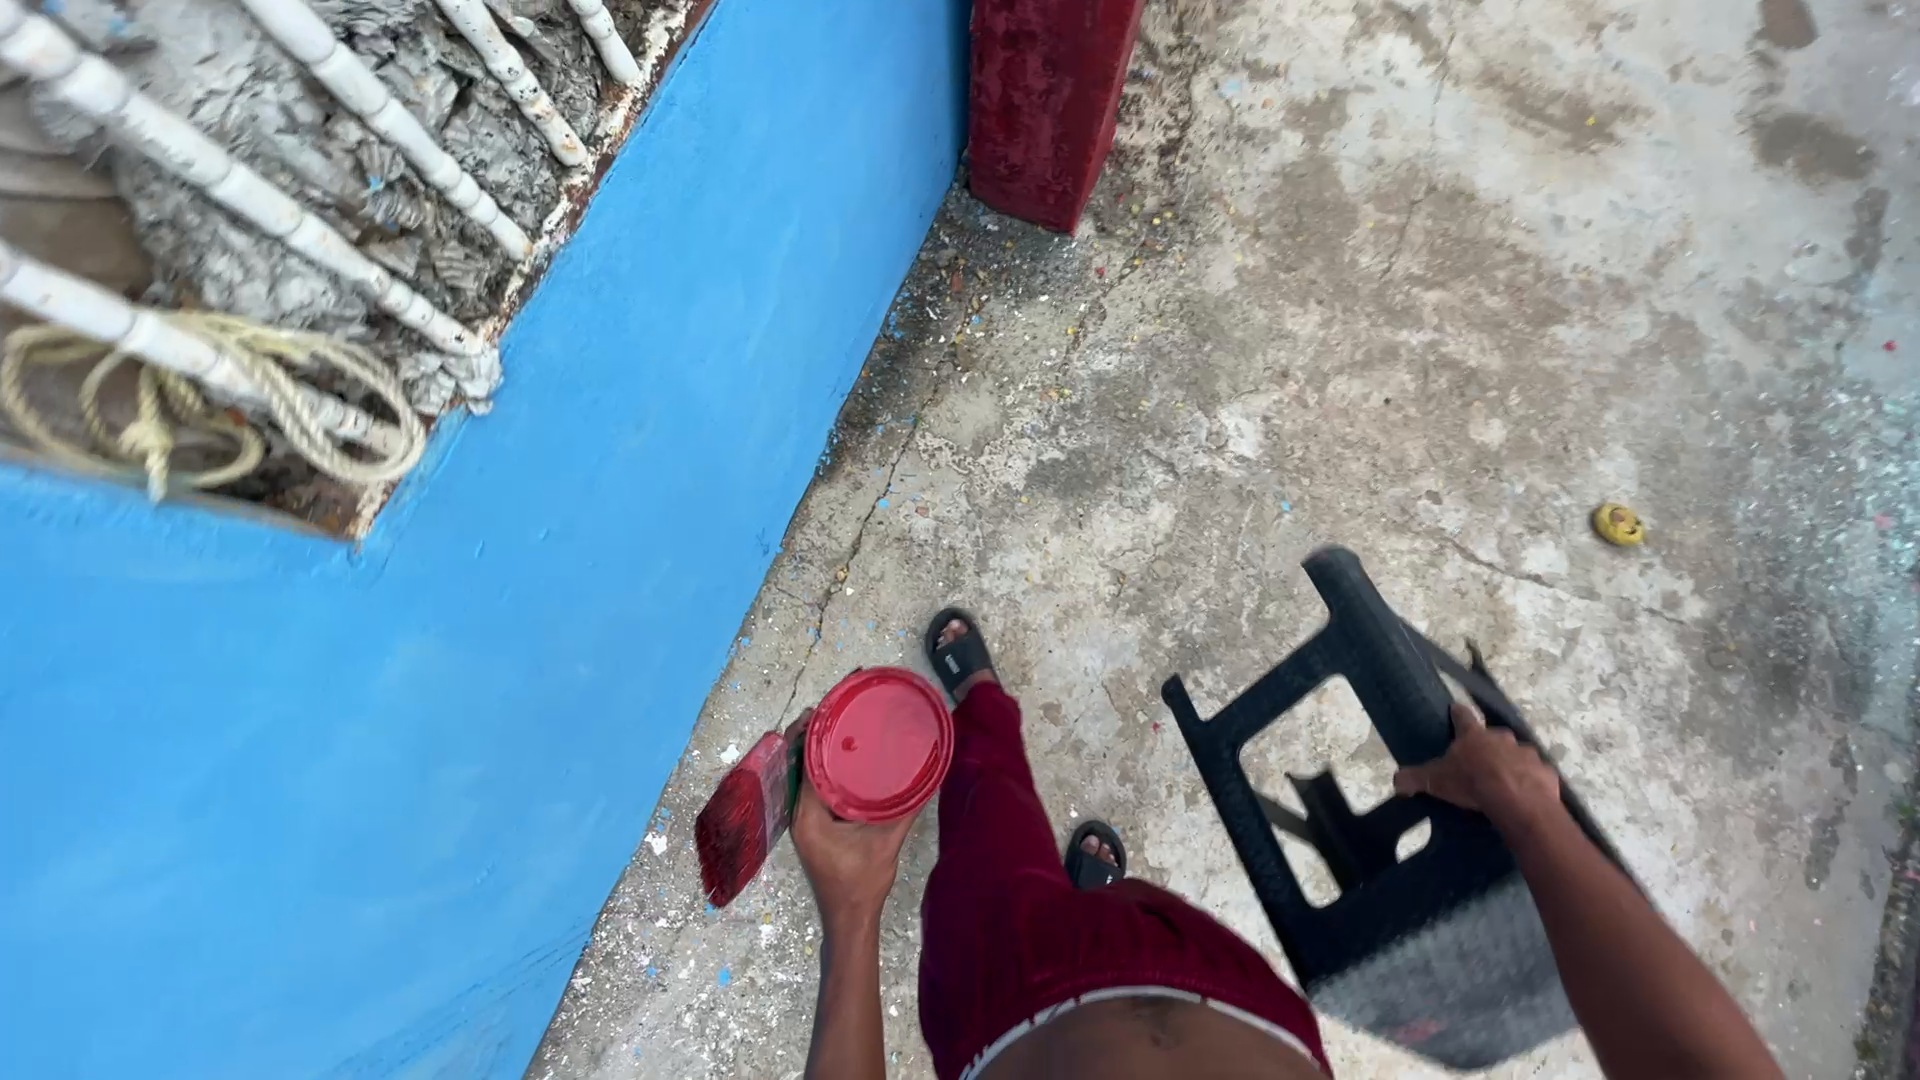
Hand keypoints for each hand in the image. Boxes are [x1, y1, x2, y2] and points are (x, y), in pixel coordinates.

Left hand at [786, 711, 917, 934]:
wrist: (850, 919)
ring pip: (803, 773)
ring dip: (814, 748)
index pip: (803, 763)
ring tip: (835, 721)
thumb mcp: (887, 842)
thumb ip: (907, 807)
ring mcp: (803, 819)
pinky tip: (841, 753)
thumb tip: (929, 773)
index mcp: (808, 816)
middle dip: (811, 733)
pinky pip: (811, 786)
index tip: (826, 707)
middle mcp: (799, 814)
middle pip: (798, 763)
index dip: (812, 733)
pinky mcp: (812, 824)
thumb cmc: (864, 883)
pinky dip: (821, 766)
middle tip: (833, 705)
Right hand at [1393, 703, 1560, 823]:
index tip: (1455, 710)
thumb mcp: (1435, 781)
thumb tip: (1396, 782)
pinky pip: (1538, 774)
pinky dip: (1532, 780)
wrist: (1518, 802)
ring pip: (1518, 754)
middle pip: (1494, 735)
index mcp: (1473, 735)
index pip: (1462, 716)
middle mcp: (1501, 738)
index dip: (1458, 714)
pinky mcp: (1547, 772)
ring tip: (1506, 780)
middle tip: (1481, 761)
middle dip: (1489, 745)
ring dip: (1512, 762)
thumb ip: (1414, 778)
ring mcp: (1527, 754)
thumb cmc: (1472, 783)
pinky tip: (1526, 793)